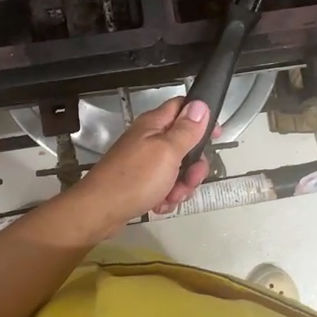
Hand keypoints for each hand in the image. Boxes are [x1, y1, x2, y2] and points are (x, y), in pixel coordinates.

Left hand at [63, 98, 212, 231]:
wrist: (100, 211)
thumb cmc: (135, 179)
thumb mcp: (167, 152)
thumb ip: (186, 129)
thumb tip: (200, 104)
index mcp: (154, 125)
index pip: (182, 107)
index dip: (202, 117)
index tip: (216, 136)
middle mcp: (149, 139)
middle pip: (184, 143)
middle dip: (192, 165)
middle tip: (189, 179)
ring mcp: (143, 161)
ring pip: (176, 169)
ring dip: (180, 186)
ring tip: (171, 197)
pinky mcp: (139, 182)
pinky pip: (163, 186)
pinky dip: (165, 197)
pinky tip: (160, 205)